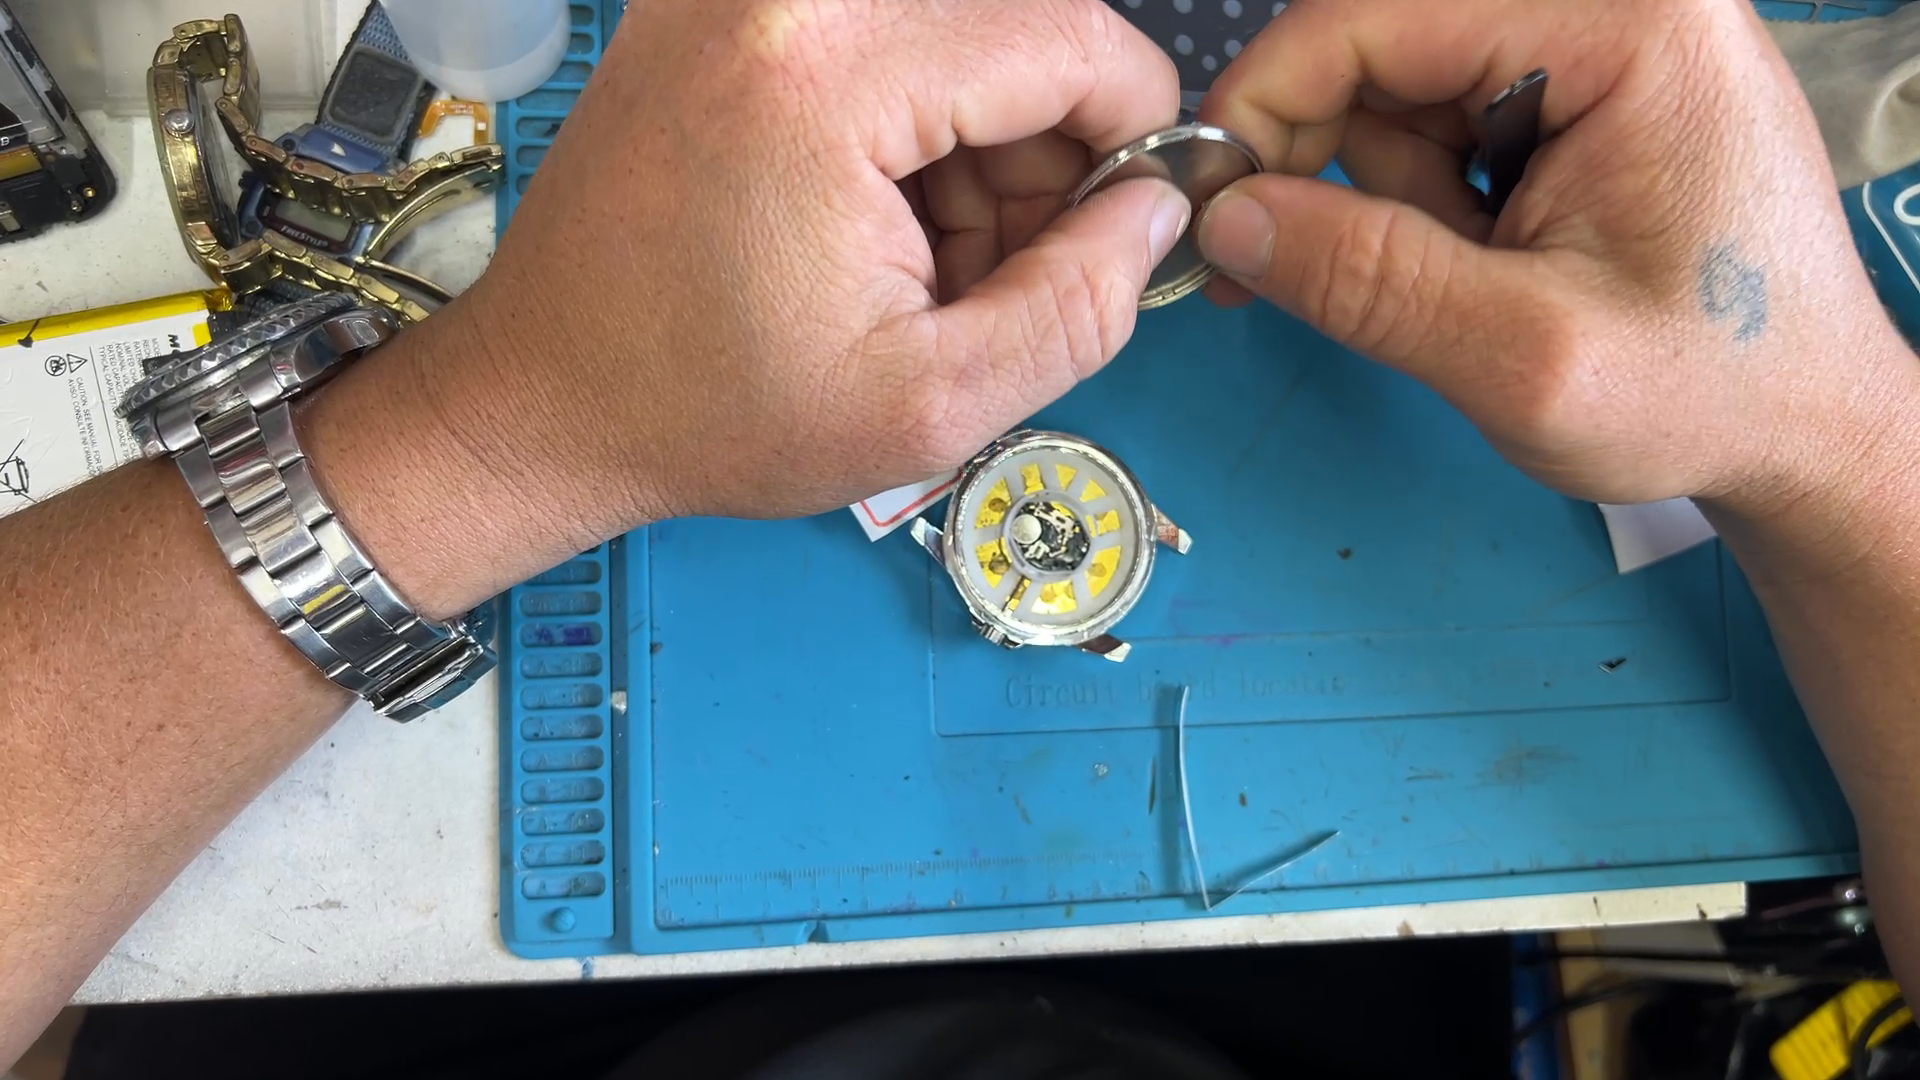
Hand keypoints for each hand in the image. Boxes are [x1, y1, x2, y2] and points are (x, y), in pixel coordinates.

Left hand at [432, 0, 1187, 532]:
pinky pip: (875, 64)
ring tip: (926, 287)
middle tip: (1004, 288)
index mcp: (830, 72)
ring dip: (974, 169)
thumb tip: (1153, 217)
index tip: (1133, 224)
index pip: (1064, 35)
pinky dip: (910, 154)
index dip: (1134, 129)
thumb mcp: (932, 407)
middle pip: (1004, 36)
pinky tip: (878, 248)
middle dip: (1043, 166)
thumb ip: (1076, 312)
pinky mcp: (715, 27)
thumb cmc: (727, 421)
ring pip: (945, 53)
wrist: (553, 408)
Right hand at [1192, 0, 1918, 516]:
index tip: (1205, 209)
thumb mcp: (1515, 352)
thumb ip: (1365, 280)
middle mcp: (1597, 18)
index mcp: (1623, 26)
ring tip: (1412, 297)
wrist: (1789, 433)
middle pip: (1369, 52)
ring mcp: (1569, 69)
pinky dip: (1378, 220)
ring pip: (1377, 110)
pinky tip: (1422, 279)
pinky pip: (1408, 152)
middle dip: (1300, 164)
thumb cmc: (1693, 396)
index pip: (1377, 12)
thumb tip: (1223, 222)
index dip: (1264, 100)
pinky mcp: (1544, 123)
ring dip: (1352, 209)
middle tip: (1264, 272)